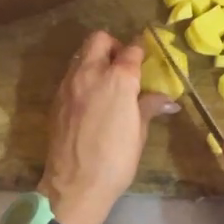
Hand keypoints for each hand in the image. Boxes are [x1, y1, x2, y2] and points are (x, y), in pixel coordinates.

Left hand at [37, 31, 177, 223]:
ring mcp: (69, 84)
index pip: (131, 50)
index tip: (145, 59)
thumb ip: (148, 108)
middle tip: (122, 65)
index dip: (140, 52)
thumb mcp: (138, 134)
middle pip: (99, 40)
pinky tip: (90, 99)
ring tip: (106, 82)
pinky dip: (82, 77)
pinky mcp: (56, 99)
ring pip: (81, 55)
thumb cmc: (116, 161)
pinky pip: (70, 75)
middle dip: (112, 46)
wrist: (75, 184)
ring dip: (94, 59)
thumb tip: (168, 100)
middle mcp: (90, 73)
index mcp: (118, 79)